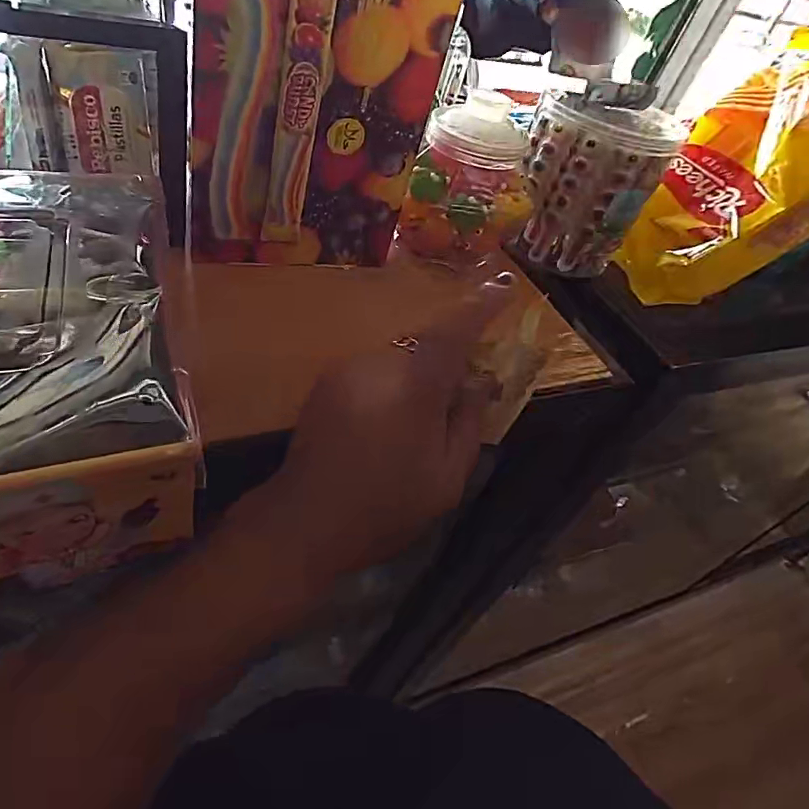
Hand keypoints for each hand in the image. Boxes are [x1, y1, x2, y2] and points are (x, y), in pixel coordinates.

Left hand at [226, 275, 516, 582]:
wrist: (304, 521)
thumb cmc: (386, 506)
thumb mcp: (447, 477)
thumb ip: (469, 421)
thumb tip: (481, 382)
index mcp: (414, 385)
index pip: (455, 331)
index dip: (482, 307)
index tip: (504, 287)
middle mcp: (380, 364)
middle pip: (427, 343)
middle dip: (451, 359)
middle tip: (465, 393)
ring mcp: (349, 369)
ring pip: (400, 357)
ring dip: (419, 375)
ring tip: (420, 422)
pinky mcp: (328, 382)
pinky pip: (376, 369)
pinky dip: (393, 384)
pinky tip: (387, 425)